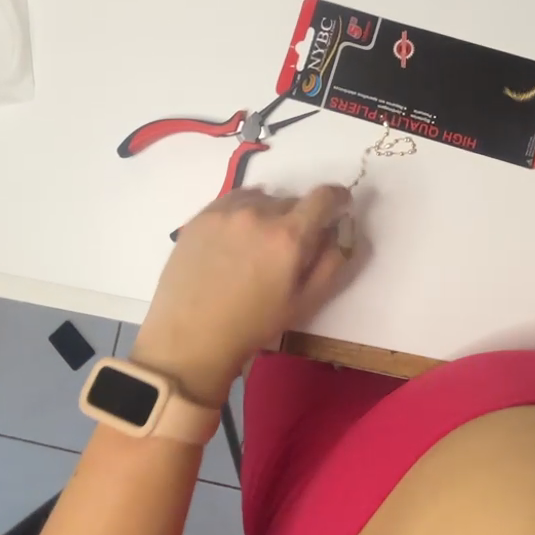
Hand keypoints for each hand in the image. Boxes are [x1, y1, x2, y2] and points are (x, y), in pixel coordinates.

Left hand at [131, 186, 356, 406]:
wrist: (190, 338)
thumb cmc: (253, 325)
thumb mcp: (305, 302)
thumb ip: (333, 262)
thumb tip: (344, 231)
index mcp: (289, 236)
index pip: (324, 196)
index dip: (337, 198)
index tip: (338, 207)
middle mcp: (259, 213)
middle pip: (293, 200)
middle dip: (299, 219)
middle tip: (288, 249)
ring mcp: (226, 211)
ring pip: (263, 199)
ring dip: (269, 214)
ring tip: (257, 245)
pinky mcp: (201, 215)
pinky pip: (234, 200)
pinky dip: (243, 212)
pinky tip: (235, 239)